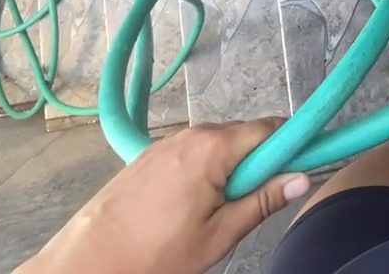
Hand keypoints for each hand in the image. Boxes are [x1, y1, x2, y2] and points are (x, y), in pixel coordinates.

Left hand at [19, 119, 309, 273]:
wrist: (81, 269)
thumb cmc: (154, 257)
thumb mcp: (216, 238)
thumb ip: (261, 202)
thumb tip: (303, 178)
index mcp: (215, 147)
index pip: (271, 128)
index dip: (292, 142)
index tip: (306, 160)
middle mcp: (194, 133)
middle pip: (244, 135)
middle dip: (257, 161)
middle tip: (252, 203)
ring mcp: (168, 141)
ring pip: (218, 145)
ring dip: (228, 167)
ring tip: (213, 212)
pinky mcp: (149, 154)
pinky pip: (192, 152)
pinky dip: (202, 170)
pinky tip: (186, 207)